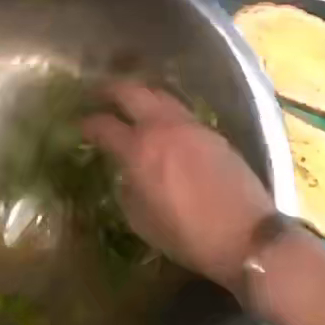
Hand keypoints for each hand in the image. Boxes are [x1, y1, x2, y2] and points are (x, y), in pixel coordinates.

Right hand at [82, 83, 277, 290]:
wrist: (244, 235)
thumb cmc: (186, 234)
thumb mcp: (141, 220)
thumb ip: (127, 188)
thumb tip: (126, 172)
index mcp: (139, 149)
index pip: (103, 125)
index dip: (87, 123)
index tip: (79, 125)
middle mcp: (163, 127)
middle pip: (131, 91)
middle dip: (110, 90)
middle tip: (99, 94)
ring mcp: (190, 126)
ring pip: (160, 94)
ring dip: (140, 94)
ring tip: (131, 102)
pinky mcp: (212, 132)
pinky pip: (180, 110)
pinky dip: (164, 108)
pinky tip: (162, 122)